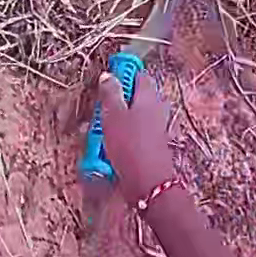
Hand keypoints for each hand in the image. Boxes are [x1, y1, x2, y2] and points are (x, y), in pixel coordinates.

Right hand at [97, 69, 174, 202]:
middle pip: (135, 97)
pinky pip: (133, 133)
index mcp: (149, 96)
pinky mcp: (151, 144)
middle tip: (100, 109)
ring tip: (99, 130)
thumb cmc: (129, 144)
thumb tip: (109, 75)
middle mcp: (156, 109)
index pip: (139, 75)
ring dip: (115, 120)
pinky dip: (121, 135)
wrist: (147, 182)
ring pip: (132, 116)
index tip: (107, 81)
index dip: (123, 74)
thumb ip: (110, 93)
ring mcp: (156, 128)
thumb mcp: (113, 115)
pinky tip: (108, 146)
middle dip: (116, 100)